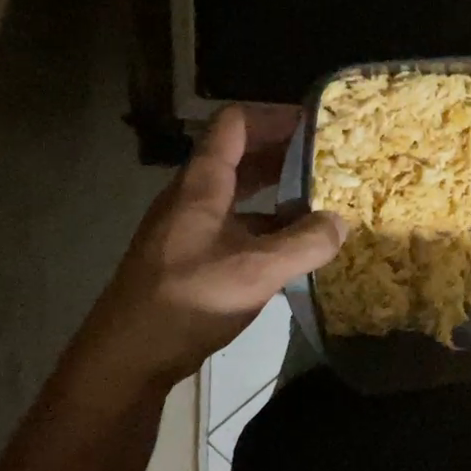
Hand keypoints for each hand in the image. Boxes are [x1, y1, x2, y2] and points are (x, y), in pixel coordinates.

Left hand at [61, 106, 346, 402]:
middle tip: (331, 163)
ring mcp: (190, 231)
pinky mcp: (192, 262)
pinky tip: (294, 253)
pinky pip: (236, 230)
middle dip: (285, 156)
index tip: (318, 124)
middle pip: (240, 159)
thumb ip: (304, 244)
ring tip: (323, 206)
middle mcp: (193, 199)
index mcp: (202, 185)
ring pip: (240, 198)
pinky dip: (267, 231)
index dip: (276, 117)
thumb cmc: (189, 300)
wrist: (130, 353)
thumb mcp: (256, 271)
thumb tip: (341, 223)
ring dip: (278, 197)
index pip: (236, 125)